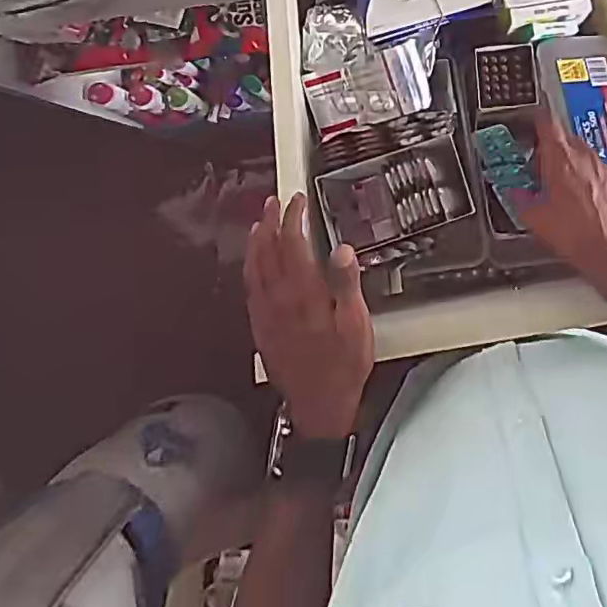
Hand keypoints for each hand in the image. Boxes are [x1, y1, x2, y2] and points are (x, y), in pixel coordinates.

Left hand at [244, 193, 373, 438]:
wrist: (318, 405)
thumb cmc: (344, 364)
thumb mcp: (356, 324)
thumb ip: (347, 285)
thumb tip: (342, 249)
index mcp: (305, 294)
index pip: (293, 245)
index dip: (294, 218)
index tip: (298, 201)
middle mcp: (280, 300)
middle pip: (269, 251)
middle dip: (271, 222)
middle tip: (275, 202)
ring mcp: (266, 314)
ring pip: (254, 268)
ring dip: (257, 241)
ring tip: (261, 222)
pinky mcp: (261, 327)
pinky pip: (250, 288)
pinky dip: (250, 266)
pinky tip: (254, 261)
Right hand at [524, 110, 606, 300]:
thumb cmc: (575, 236)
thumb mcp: (535, 218)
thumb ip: (519, 197)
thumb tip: (513, 191)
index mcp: (561, 159)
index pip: (547, 122)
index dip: (535, 119)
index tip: (528, 123)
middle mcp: (584, 157)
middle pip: (563, 137)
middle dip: (548, 147)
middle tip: (536, 165)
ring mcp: (602, 168)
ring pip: (580, 152)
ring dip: (567, 161)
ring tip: (556, 184)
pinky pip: (594, 168)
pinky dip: (584, 174)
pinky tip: (578, 197)